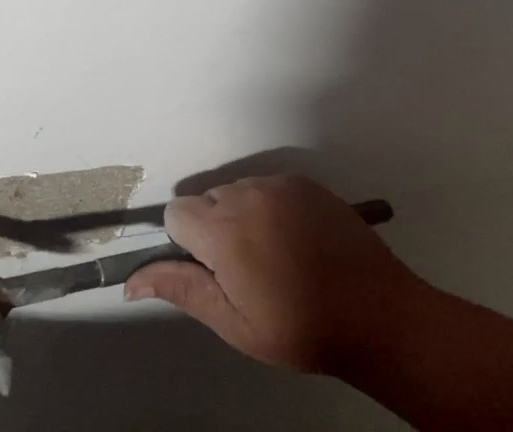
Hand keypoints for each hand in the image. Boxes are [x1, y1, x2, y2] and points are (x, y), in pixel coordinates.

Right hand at [125, 174, 424, 373]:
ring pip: (237, 191)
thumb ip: (181, 289)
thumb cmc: (302, 328)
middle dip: (214, 228)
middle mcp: (247, 195)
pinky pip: (269, 186)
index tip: (214, 271)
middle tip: (246, 270)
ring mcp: (280, 185)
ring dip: (242, 215)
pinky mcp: (307, 183)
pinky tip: (296, 240)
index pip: (176, 213)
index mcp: (223, 230)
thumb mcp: (234, 322)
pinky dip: (271, 206)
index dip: (187, 244)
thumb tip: (130, 281)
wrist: (381, 317)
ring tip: (276, 255)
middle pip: (206, 200)